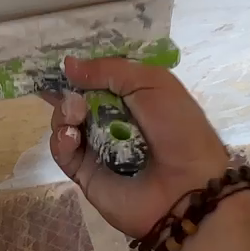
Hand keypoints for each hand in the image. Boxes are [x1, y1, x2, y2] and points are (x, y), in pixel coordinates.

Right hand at [42, 56, 230, 238]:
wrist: (188, 190)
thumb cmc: (178, 129)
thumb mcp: (152, 84)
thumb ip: (109, 70)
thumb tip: (67, 64)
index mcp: (132, 96)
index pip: (98, 76)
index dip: (80, 67)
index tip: (63, 60)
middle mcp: (111, 118)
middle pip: (76, 96)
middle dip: (67, 88)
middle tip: (67, 87)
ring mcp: (96, 145)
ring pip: (65, 120)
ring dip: (64, 112)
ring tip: (76, 114)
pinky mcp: (85, 172)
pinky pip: (63, 151)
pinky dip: (61, 139)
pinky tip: (71, 136)